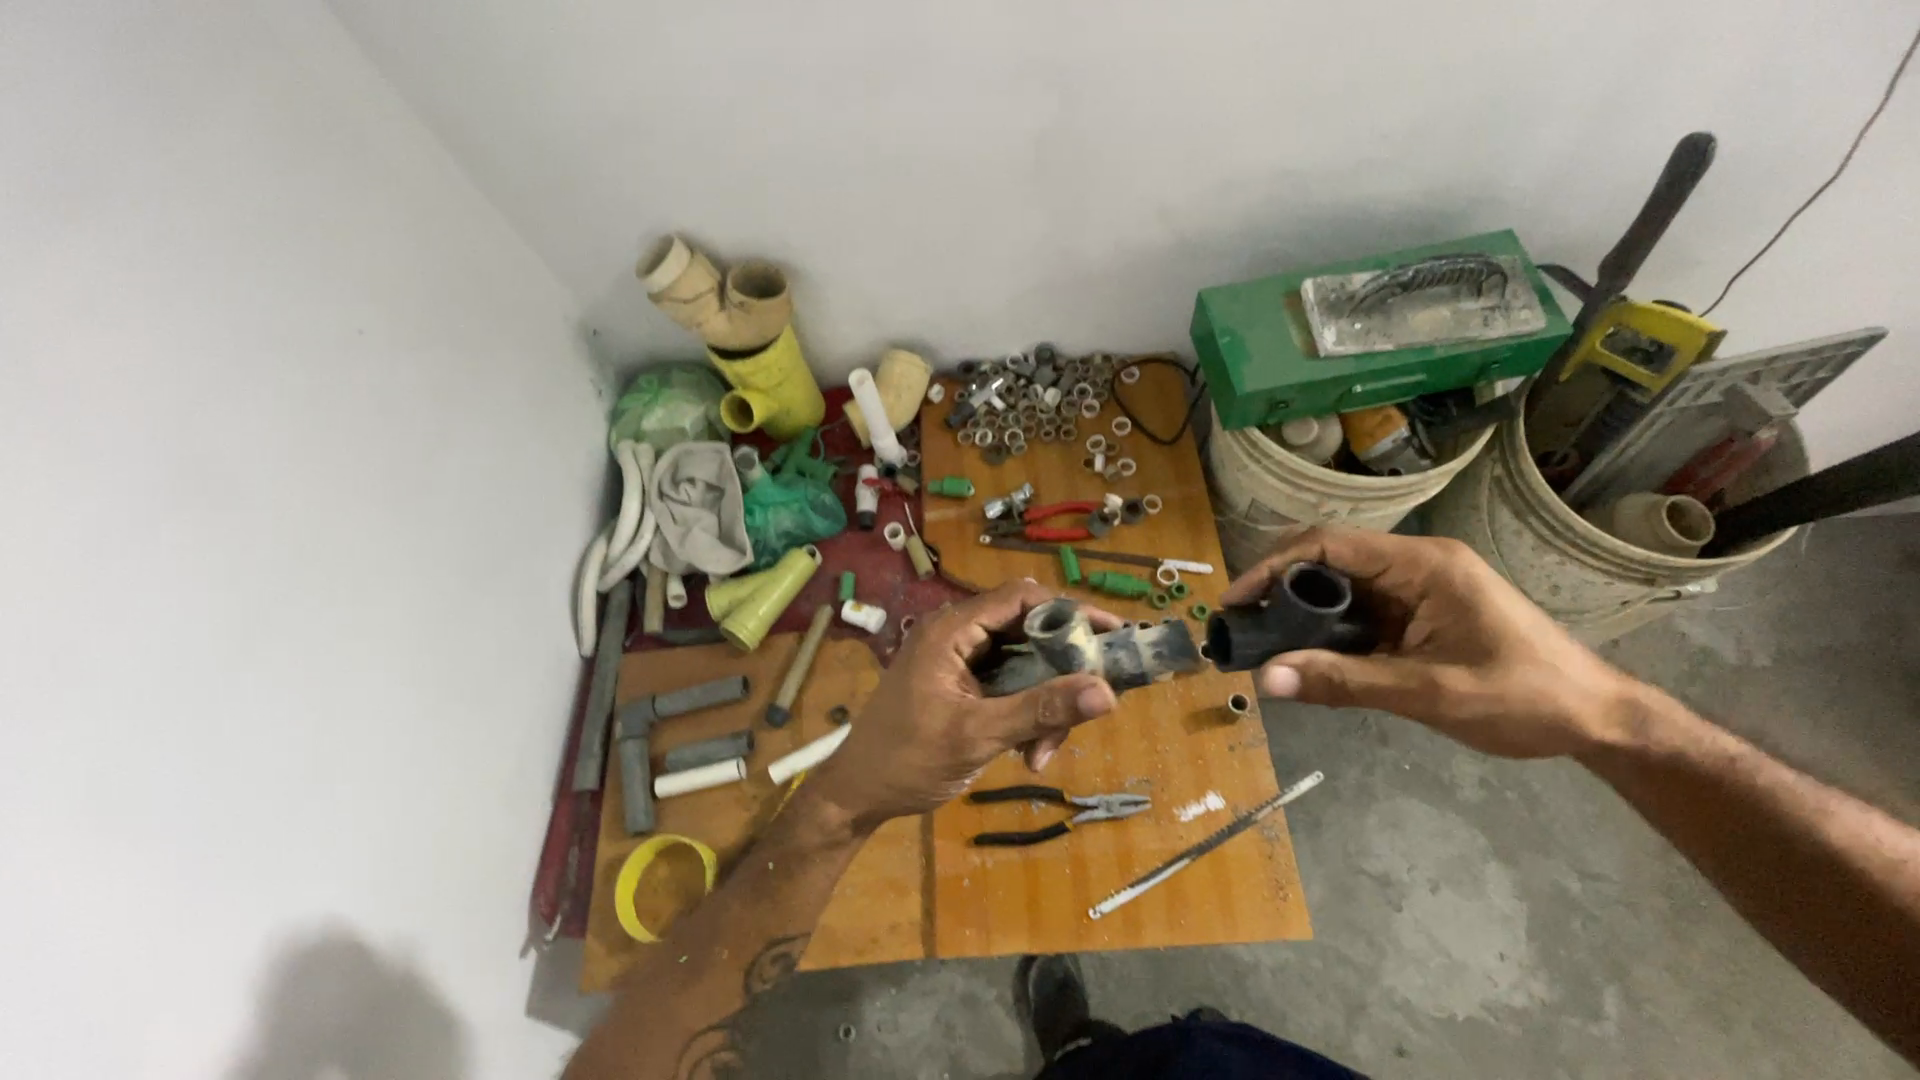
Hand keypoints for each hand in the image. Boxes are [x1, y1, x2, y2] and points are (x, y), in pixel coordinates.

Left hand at [807, 580, 1120, 827]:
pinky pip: (1012, 687)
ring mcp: (960, 661)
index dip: (1070, 611)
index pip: (1022, 597)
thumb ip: (1040, 710)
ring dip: (1045, 704)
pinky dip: (1028, 715)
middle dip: (1061, 672)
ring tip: (1042, 754)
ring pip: (1026, 664)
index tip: (1112, 635)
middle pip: (1029, 631)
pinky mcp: (964, 686)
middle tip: (1091, 704)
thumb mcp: (977, 735)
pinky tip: (1029, 755)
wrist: (859, 794)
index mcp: (951, 630)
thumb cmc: (907, 759)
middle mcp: (958, 635)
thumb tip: (1108, 692)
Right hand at [1220, 527, 1637, 757]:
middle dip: (1276, 588)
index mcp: (1422, 565)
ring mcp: (1417, 588)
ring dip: (1297, 611)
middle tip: (1239, 627)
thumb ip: (1345, 683)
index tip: (1234, 601)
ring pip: (1338, 586)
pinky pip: (1357, 612)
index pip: (1328, 543)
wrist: (1597, 719)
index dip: (1271, 566)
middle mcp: (1415, 565)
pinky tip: (1303, 656)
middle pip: (1327, 559)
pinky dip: (1324, 630)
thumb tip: (1266, 680)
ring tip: (1259, 642)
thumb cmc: (1524, 698)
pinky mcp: (1418, 614)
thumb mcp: (1430, 693)